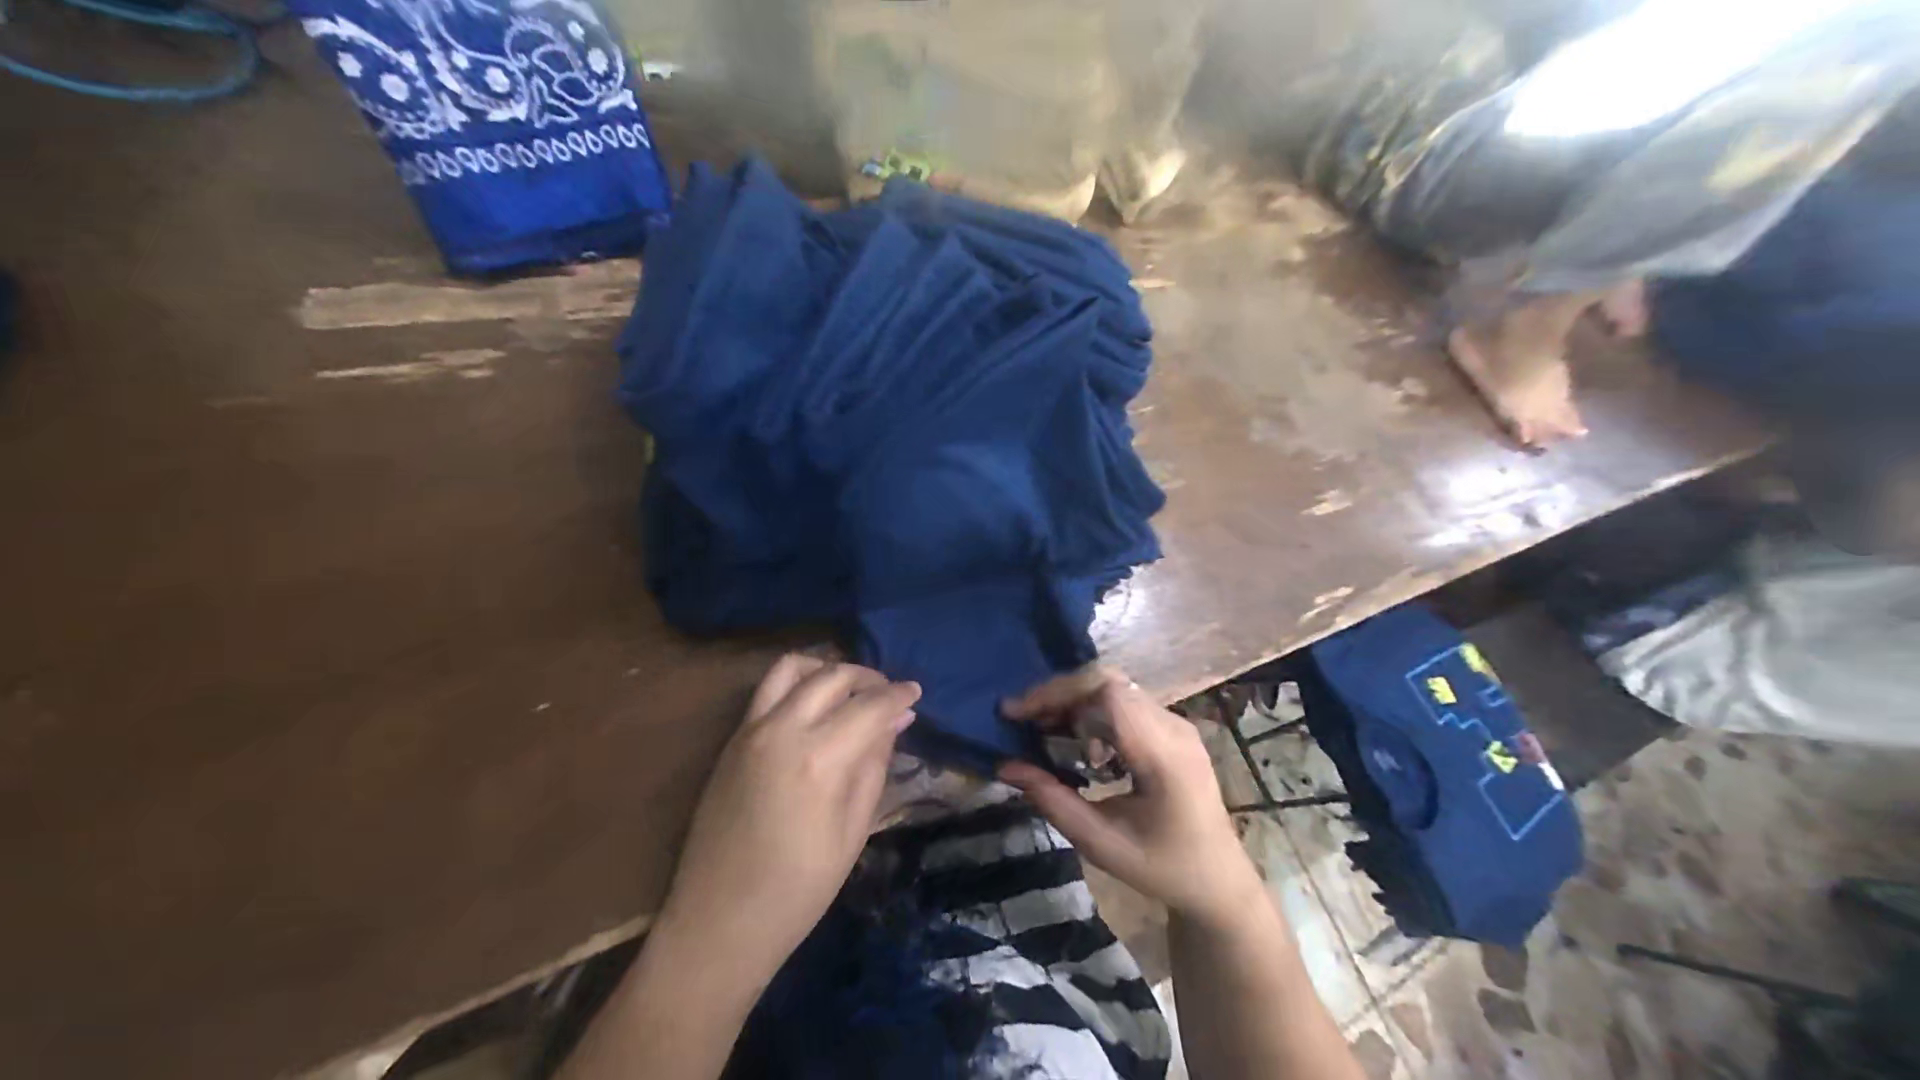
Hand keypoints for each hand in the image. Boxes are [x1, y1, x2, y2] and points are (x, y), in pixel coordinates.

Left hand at [655, 655, 919, 985]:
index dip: (899, 696)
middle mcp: (781, 730)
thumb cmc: (799, 890)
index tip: (916, 692)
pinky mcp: (731, 740)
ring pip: (792, 668)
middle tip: (889, 695)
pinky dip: (798, 683)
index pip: (870, 706)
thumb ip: (874, 764)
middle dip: (868, 678)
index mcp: (818, 758)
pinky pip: (767, 689)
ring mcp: (750, 731)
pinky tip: (815, 707)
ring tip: (849, 691)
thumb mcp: (853, 830)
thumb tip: (897, 720)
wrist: (719, 921)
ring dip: (827, 669)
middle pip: (832, 676)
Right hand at [998, 667, 1265, 926]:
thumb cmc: (1163, 869)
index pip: (1109, 692)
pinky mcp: (1171, 729)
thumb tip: (1005, 766)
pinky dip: (1091, 712)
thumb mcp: (1101, 844)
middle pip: (1107, 682)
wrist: (1220, 882)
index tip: (1017, 714)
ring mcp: (1176, 724)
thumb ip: (1053, 801)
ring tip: (1041, 731)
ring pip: (1114, 688)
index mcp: (1164, 755)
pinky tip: (1075, 743)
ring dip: (1072, 702)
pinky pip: (1124, 703)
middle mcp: (1174, 727)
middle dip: (1058, 694)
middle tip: (1022, 720)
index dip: (1058, 693)